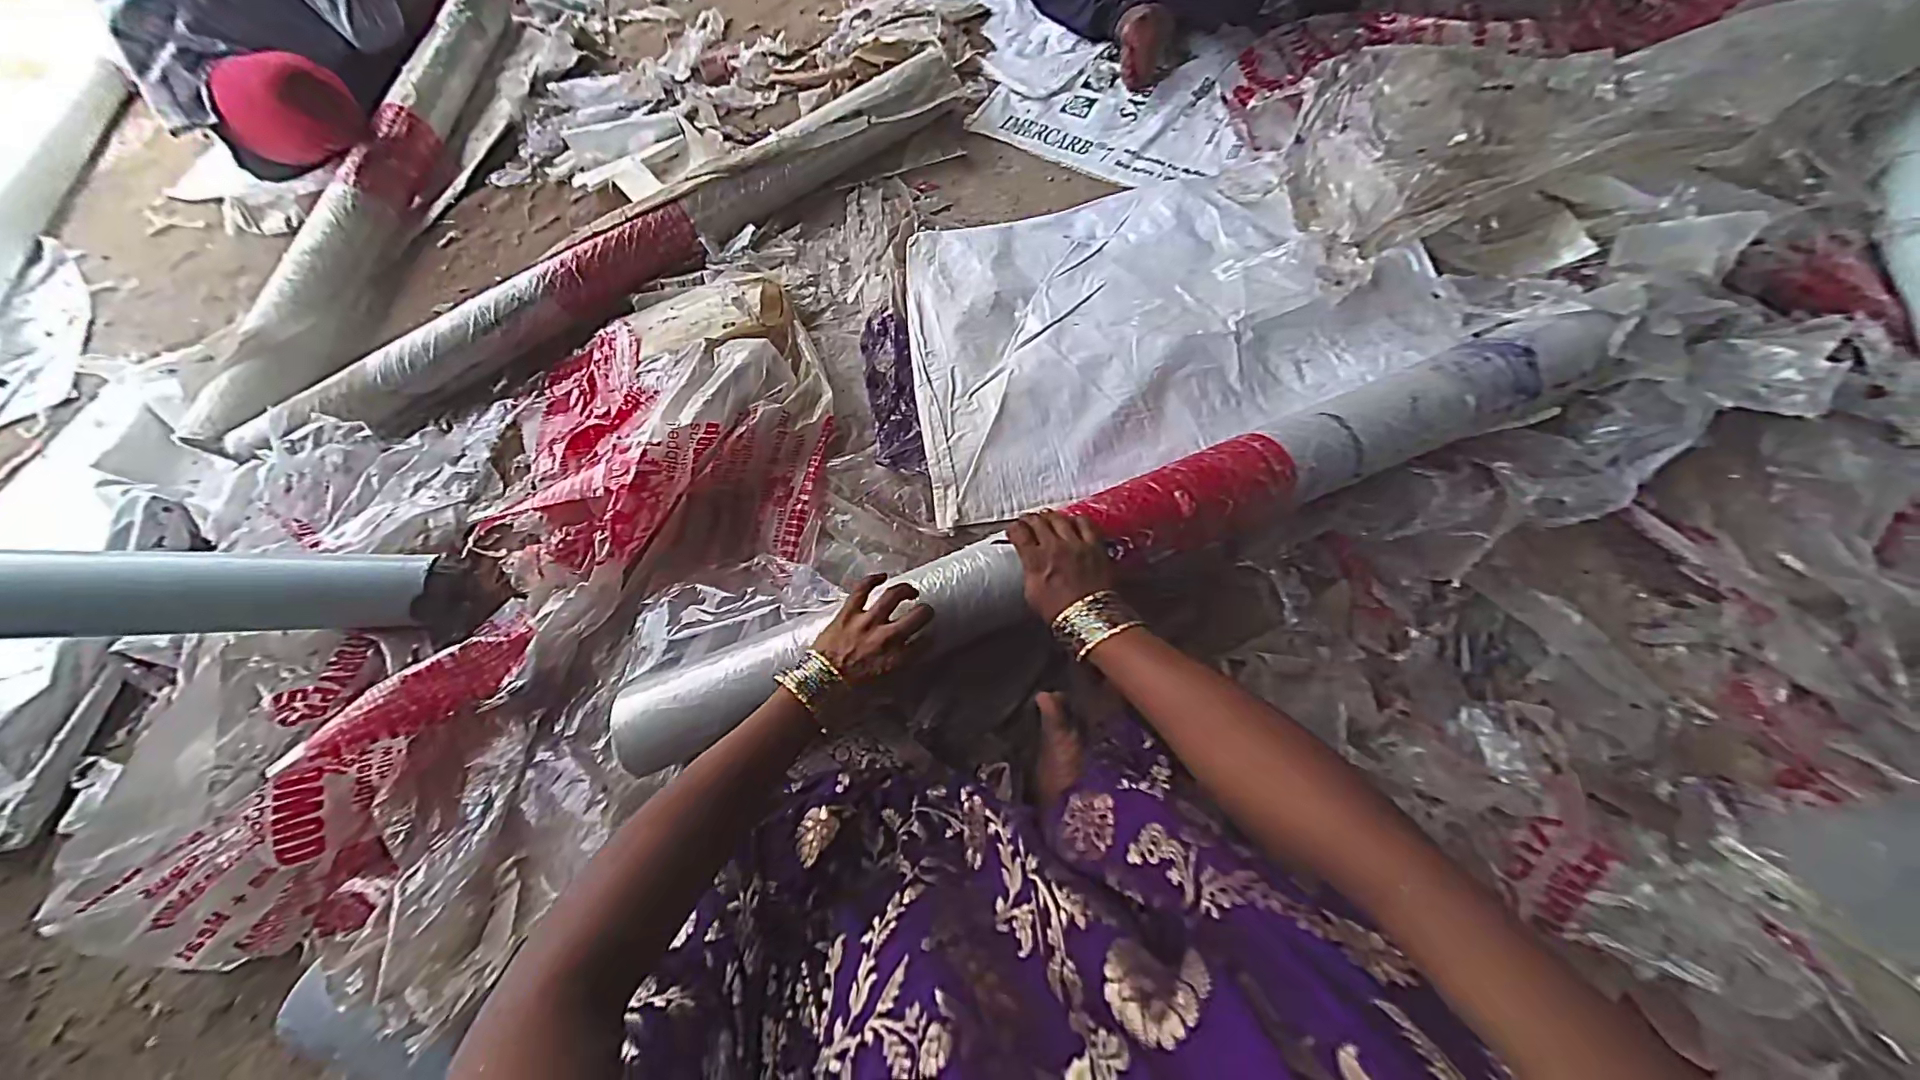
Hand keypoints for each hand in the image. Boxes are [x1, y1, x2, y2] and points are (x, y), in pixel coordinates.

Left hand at [811, 574, 934, 683]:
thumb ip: (898, 670)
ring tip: (910, 592)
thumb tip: (906, 659)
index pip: (924, 643)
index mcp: (897, 659)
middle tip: (925, 611)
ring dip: (906, 591)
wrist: (818, 684)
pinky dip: (873, 579)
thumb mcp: (882, 686)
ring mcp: (867, 621)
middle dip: (926, 612)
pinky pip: (863, 589)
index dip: (929, 638)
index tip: (928, 636)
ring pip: (894, 595)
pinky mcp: (849, 612)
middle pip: (918, 616)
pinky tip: (883, 576)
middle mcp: (887, 637)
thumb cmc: (850, 692)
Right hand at [1007, 510, 1114, 621]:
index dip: (1014, 528)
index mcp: (1035, 560)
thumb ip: (1029, 570)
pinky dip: (1076, 519)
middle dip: (1029, 519)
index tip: (1014, 529)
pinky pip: (1085, 523)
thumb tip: (1030, 561)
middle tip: (1027, 520)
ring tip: (1047, 517)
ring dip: (1050, 516)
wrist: (1089, 617)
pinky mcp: (1094, 545)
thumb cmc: (1058, 610)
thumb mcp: (1031, 592)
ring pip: (1059, 518)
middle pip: (1038, 521)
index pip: (1019, 533)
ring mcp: (1076, 544)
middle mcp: (1054, 547)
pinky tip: (1073, 521)